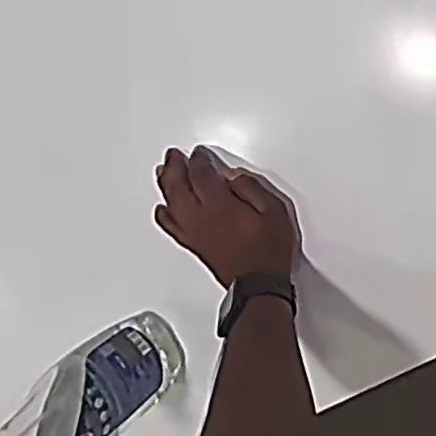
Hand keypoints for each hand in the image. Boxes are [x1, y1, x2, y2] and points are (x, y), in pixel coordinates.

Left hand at [154, 146, 299, 286]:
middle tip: (173, 155)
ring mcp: (193, 232)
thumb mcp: (273, 209)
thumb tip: (234, 176)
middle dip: (175, 167)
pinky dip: (163, 213)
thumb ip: (252, 187)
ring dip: (165, 184)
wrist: (259, 283)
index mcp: (219, 204)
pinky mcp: (193, 244)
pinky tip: (162, 208)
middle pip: (179, 185)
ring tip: (163, 171)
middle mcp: (200, 217)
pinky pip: (170, 225)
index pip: (201, 174)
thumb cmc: (268, 249)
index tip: (199, 153)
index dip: (198, 160)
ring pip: (170, 202)